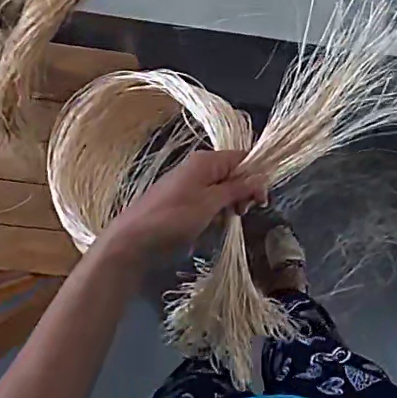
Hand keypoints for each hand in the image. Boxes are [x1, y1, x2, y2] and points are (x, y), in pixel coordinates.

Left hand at [98, 150, 266, 262]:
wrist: (134, 240)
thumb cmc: (173, 218)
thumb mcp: (211, 202)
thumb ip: (238, 188)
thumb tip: (262, 177)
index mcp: (206, 161)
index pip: (243, 157)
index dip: (256, 176)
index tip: (261, 201)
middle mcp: (199, 168)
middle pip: (234, 175)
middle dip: (242, 195)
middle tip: (239, 214)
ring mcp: (190, 185)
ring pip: (223, 192)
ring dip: (227, 209)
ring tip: (219, 224)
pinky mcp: (184, 203)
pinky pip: (209, 205)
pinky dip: (213, 216)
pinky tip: (208, 229)